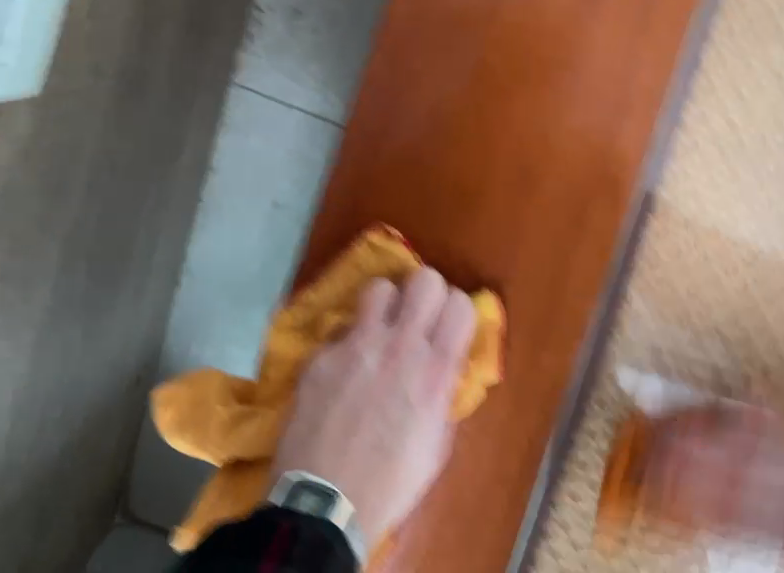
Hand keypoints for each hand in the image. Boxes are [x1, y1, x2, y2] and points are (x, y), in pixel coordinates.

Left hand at [271, 268, 477, 544]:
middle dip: (426, 293)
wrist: (325, 504)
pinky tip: (343, 370)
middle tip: (418, 317)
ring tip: (380, 329)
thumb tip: (445, 367)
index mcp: (436, 370)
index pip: (461, 303)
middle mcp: (401, 345)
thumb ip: (444, 393)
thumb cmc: (392, 482)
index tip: (449, 326)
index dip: (457, 311)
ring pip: (379, 288)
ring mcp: (357, 345)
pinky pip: (342, 330)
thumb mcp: (437, 442)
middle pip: (425, 279)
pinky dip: (348, 344)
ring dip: (385, 305)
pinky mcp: (322, 355)